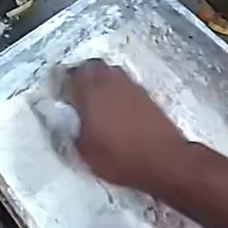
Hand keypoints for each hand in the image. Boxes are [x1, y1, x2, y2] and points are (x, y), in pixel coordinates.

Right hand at [63, 60, 191, 195]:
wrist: (166, 161)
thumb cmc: (121, 158)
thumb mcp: (86, 153)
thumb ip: (71, 132)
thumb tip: (65, 122)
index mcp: (91, 93)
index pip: (73, 74)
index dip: (64, 80)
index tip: (61, 92)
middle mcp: (110, 84)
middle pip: (93, 66)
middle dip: (83, 74)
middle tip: (78, 90)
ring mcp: (131, 87)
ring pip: (111, 71)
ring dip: (102, 79)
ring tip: (98, 97)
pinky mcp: (147, 95)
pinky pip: (126, 83)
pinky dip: (118, 89)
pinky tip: (117, 107)